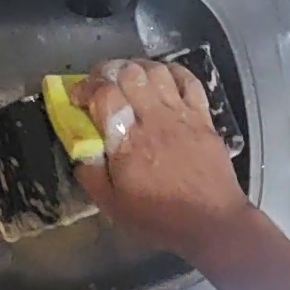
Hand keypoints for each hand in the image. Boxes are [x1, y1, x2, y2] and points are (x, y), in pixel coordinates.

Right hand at [71, 59, 253, 262]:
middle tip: (100, 84)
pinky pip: (189, 81)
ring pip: (157, 71)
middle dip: (108, 71)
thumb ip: (91, 175)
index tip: (77, 98)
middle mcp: (154, 119)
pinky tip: (162, 78)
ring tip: (128, 79)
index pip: (104, 93)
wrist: (212, 221)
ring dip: (138, 68)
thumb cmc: (159, 217)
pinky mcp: (203, 117)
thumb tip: (82, 152)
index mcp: (128, 141)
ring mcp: (182, 115)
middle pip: (129, 72)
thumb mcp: (113, 205)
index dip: (85, 87)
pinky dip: (172, 72)